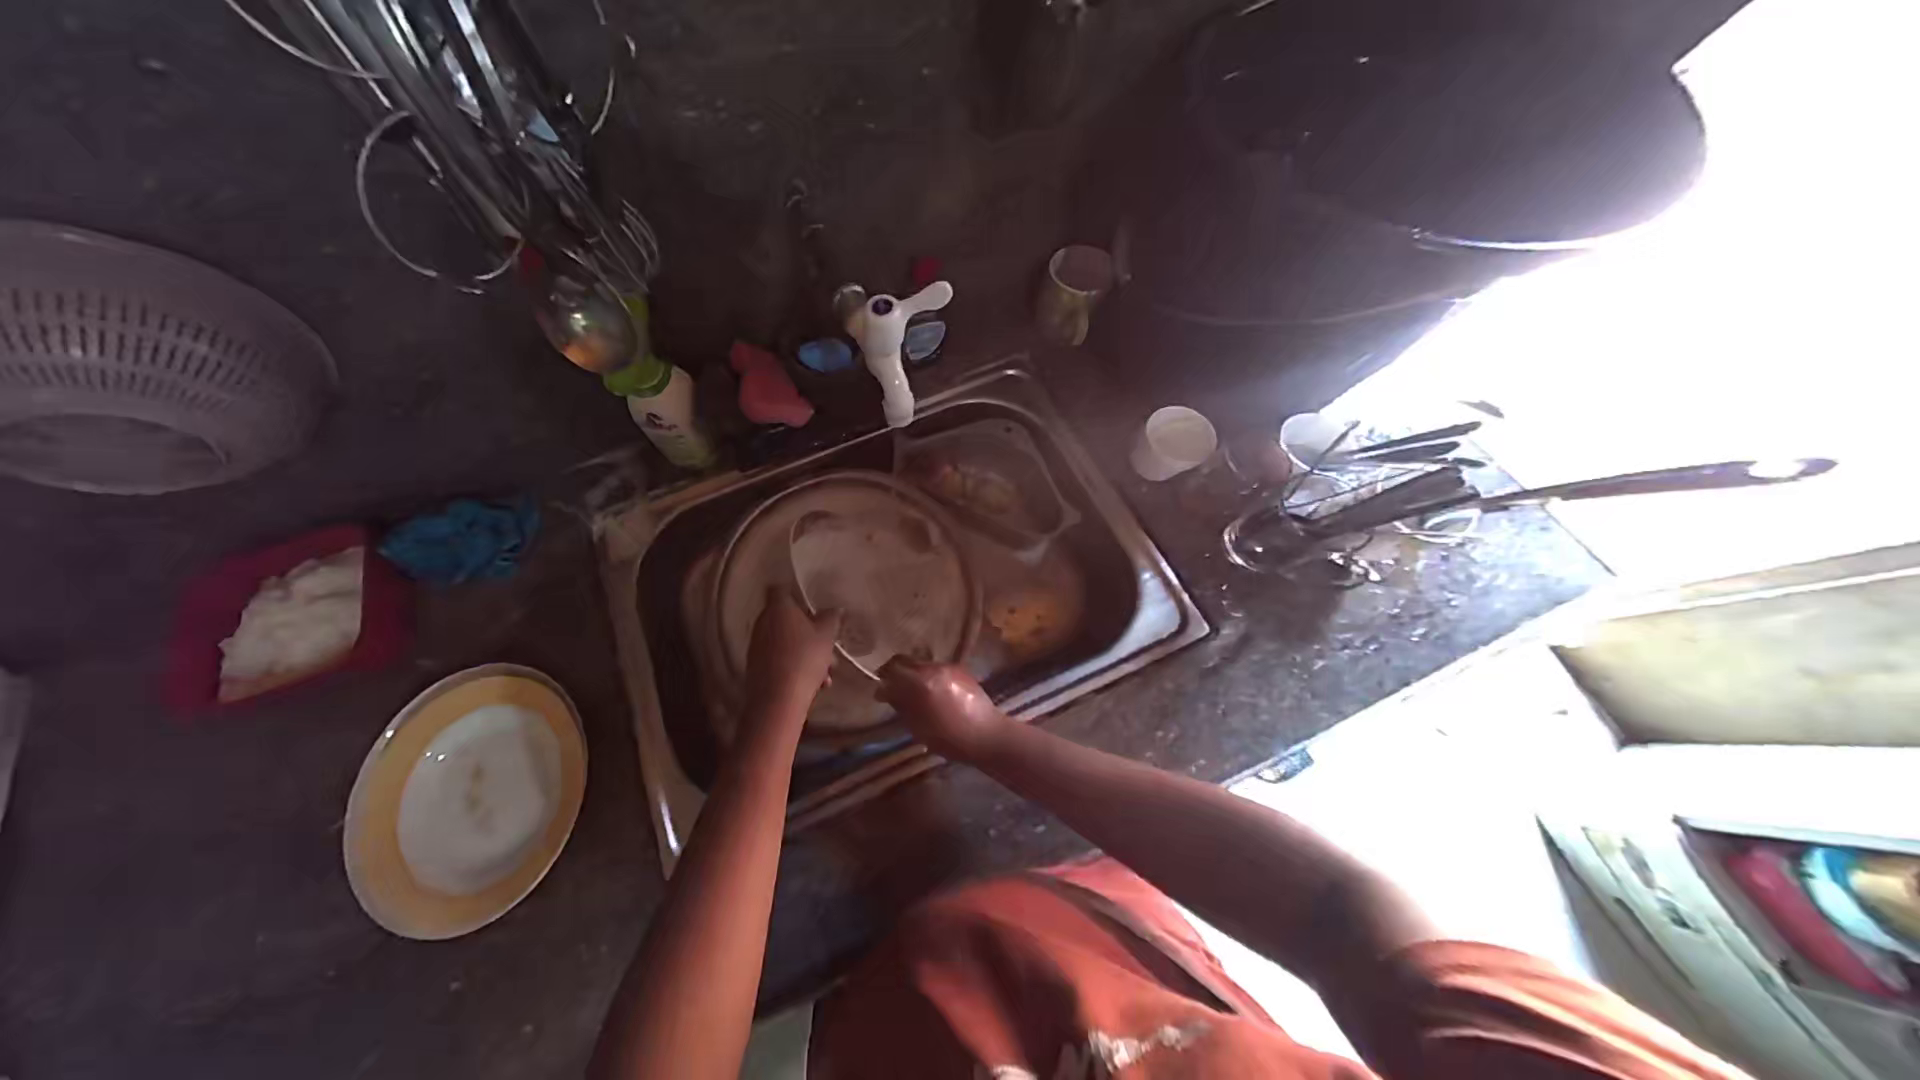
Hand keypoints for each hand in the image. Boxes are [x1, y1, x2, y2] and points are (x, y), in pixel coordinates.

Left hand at [743, 588, 840, 722]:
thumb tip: (835, 608)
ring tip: (826, 669)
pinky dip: (796, 664)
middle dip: (806, 626)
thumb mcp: (826, 636)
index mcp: (778, 608)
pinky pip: (780, 657)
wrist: (778, 699)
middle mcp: (763, 622)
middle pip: (785, 616)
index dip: (794, 590)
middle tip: (825, 638)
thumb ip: (831, 618)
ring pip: (785, 640)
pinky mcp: (756, 666)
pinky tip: (816, 682)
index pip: (780, 588)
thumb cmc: (804, 658)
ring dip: (805, 650)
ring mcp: (757, 644)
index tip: (810, 598)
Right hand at [876, 658, 1013, 762]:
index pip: (892, 670)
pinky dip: (927, 676)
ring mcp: (948, 667)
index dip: (882, 680)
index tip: (880, 693)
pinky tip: (931, 692)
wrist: (987, 735)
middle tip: (891, 687)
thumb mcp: (918, 727)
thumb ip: (900, 705)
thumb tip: (885, 691)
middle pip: (905, 661)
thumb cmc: (950, 739)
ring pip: (920, 663)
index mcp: (921, 683)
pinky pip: (935, 668)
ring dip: (912, 674)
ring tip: (912, 692)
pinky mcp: (960, 669)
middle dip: (895, 672)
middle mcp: (933, 668)